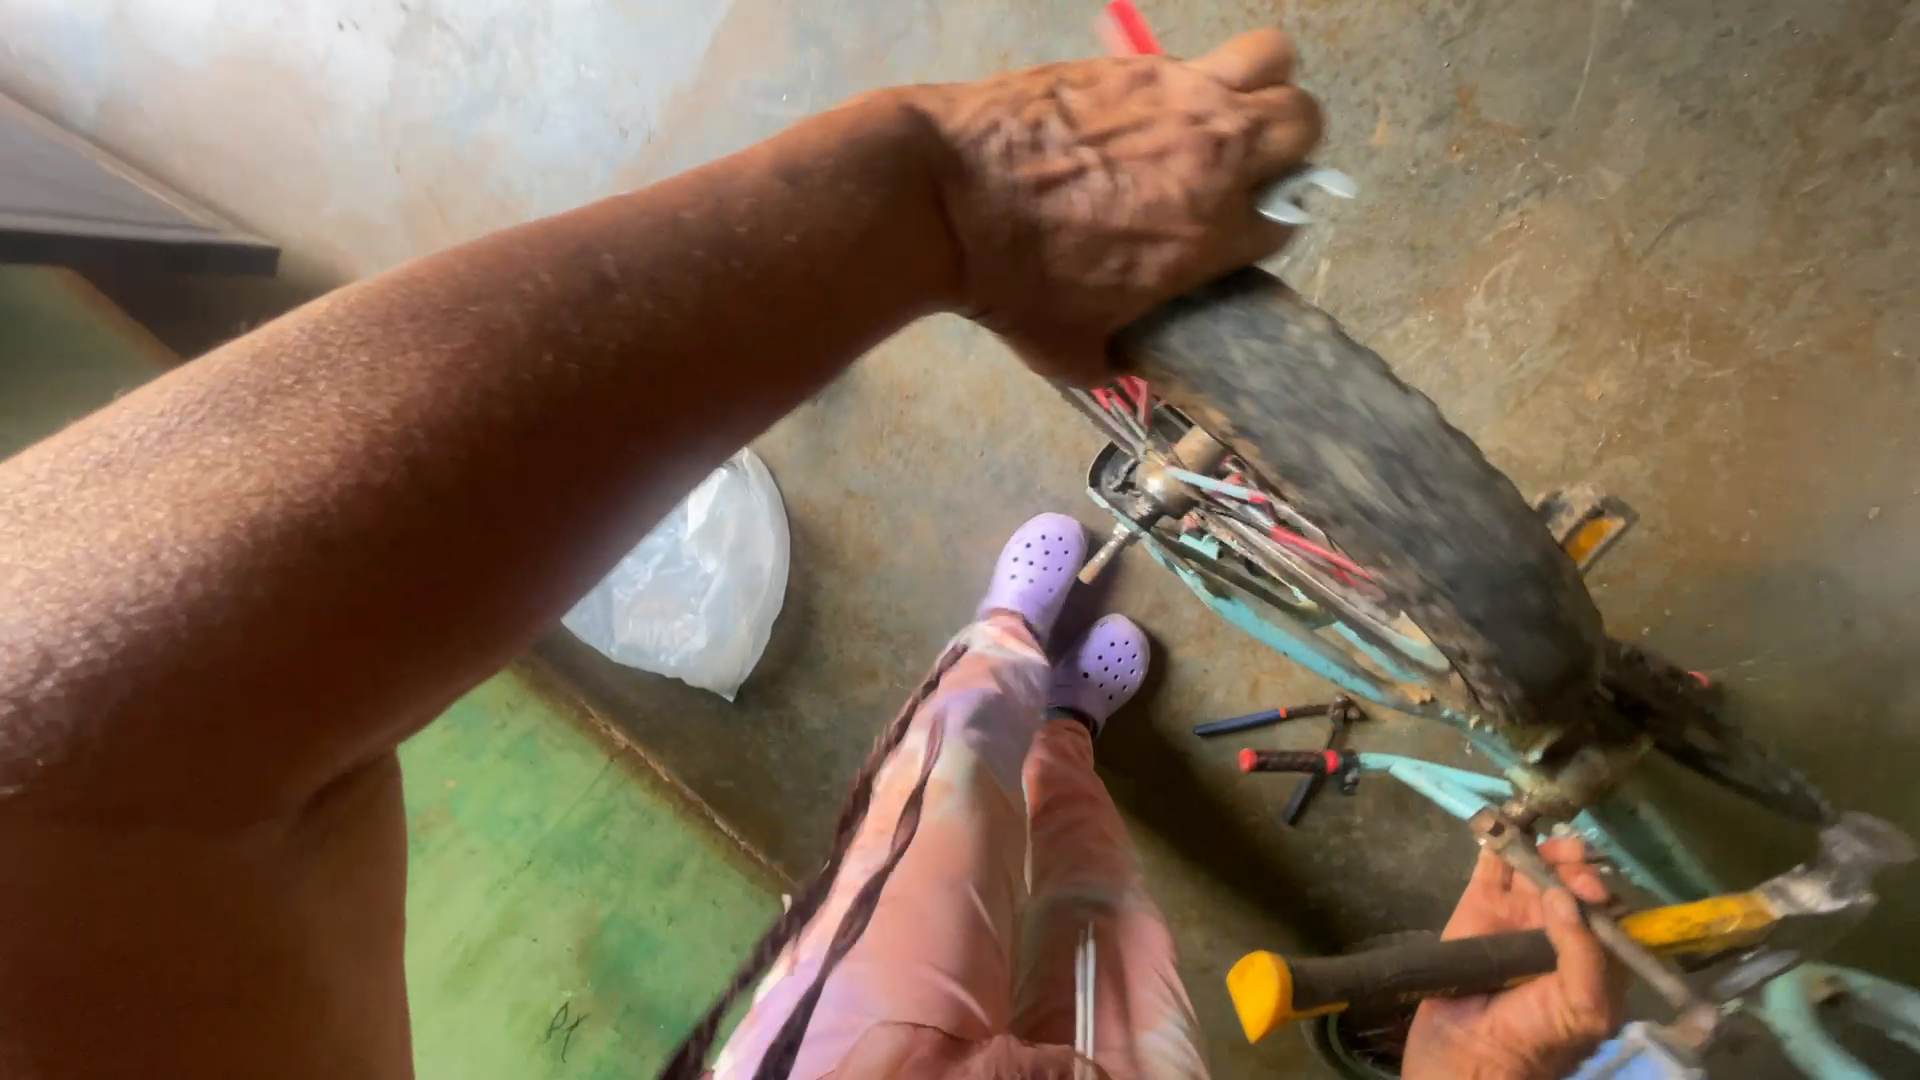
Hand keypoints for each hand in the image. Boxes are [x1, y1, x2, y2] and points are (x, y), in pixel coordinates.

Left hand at [913, 28, 1322, 382]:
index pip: (1283, 223)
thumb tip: (1127, 366)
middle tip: (1240, 175)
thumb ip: (1115, 361)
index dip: (1261, 231)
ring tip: (1219, 124)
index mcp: (1208, 237)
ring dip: (1261, 93)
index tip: (1232, 238)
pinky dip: (1197, 79)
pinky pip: (1200, 54)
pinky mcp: (1135, 66)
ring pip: (1272, 64)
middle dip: (1285, 153)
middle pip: (1303, 127)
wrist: (946, 201)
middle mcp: (1212, 158)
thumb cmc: (1009, 287)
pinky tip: (1156, 113)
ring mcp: (1178, 98)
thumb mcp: (1069, 353)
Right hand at [1403, 837, 1626, 1079]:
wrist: (1470, 1047)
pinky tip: (1501, 824)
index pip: (1609, 915)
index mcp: (1595, 959)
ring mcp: (1516, 916)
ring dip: (1541, 848)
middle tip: (1572, 859)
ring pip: (1534, 871)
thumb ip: (1583, 953)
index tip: (1593, 885)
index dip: (1605, 894)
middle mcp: (1558, 932)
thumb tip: (1561, 894)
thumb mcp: (1584, 1007)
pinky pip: (1489, 869)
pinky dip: (1495, 844)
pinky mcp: (1478, 905)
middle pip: (1571, 886)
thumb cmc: (1539, 1036)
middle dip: (1576, 867)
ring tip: (1545, 838)